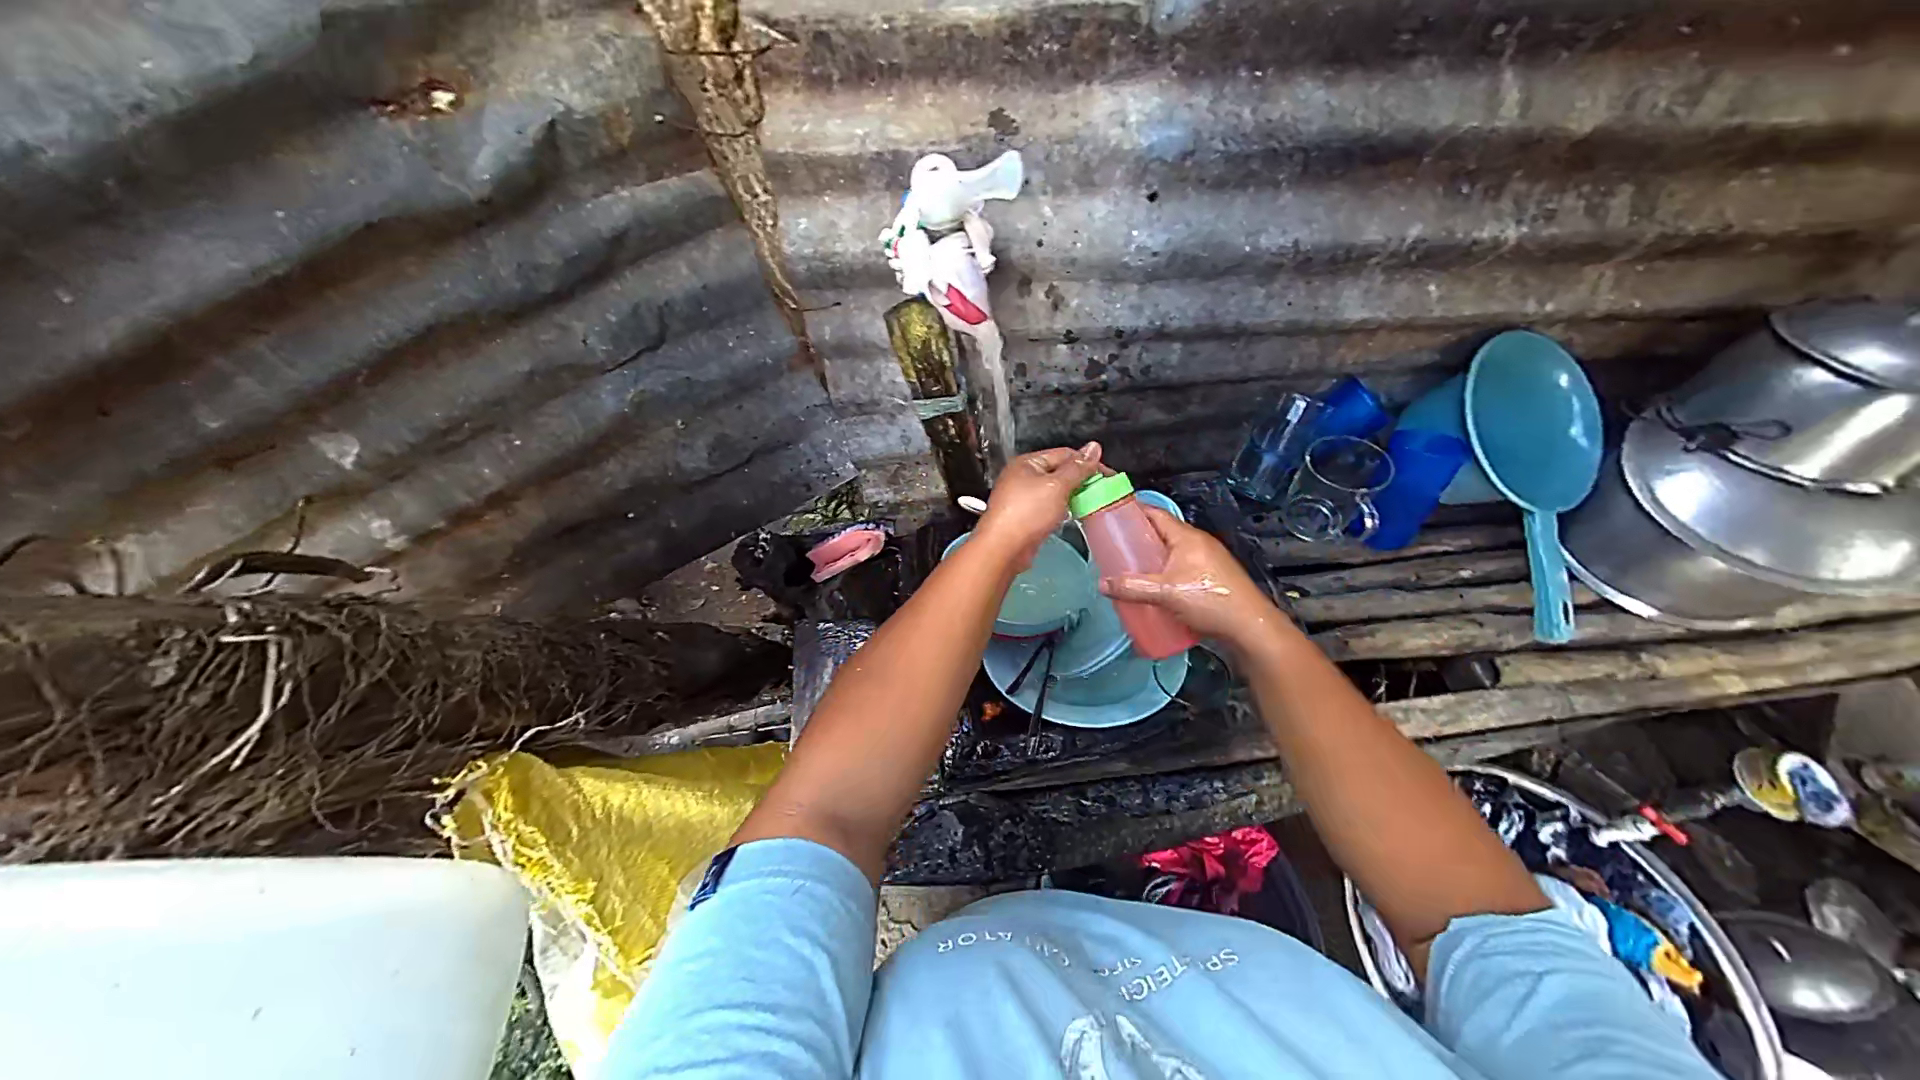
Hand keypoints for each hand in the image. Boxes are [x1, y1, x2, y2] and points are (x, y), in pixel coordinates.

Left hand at [972, 442, 1103, 566]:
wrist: (1004, 549)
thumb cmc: (1024, 515)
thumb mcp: (1057, 486)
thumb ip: (1077, 468)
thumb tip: (1093, 449)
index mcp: (1027, 463)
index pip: (1064, 454)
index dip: (1087, 462)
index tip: (1105, 473)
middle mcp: (1023, 478)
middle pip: (1059, 472)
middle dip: (1080, 480)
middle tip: (1099, 490)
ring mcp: (1023, 498)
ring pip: (1055, 492)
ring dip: (1072, 496)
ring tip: (1088, 503)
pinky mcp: (1026, 517)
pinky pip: (1049, 508)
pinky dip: (1062, 510)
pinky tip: (1071, 516)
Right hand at [1097, 507, 1293, 652]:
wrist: (1249, 628)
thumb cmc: (1213, 601)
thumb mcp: (1165, 593)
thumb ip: (1132, 588)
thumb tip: (1104, 585)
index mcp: (1187, 537)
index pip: (1156, 514)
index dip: (1133, 511)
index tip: (1113, 514)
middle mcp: (1198, 544)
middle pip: (1161, 534)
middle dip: (1138, 539)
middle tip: (1115, 546)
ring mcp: (1207, 561)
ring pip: (1171, 553)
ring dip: (1151, 559)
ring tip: (1129, 569)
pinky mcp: (1210, 579)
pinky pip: (1180, 569)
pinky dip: (1163, 574)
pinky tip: (1152, 589)